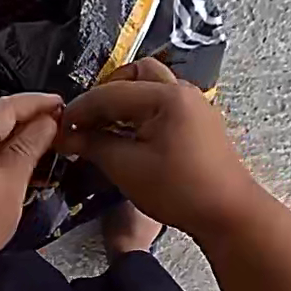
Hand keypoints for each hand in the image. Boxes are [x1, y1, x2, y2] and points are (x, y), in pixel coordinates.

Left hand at [0, 91, 61, 278]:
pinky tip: (17, 149)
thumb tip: (49, 120)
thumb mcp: (9, 188)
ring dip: (11, 127)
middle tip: (58, 116)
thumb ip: (28, 149)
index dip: (33, 103)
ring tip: (43, 131)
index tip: (62, 103)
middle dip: (23, 113)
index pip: (1, 108)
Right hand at [56, 58, 266, 242]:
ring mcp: (195, 107)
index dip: (81, 110)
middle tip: (85, 120)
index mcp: (167, 97)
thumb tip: (69, 136)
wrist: (228, 214)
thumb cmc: (182, 191)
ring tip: (105, 129)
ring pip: (151, 88)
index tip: (62, 127)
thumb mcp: (127, 168)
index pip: (110, 93)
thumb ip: (95, 146)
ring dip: (125, 103)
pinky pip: (164, 106)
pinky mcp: (200, 124)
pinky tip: (129, 138)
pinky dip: (142, 114)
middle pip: (135, 75)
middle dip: (105, 94)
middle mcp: (184, 93)